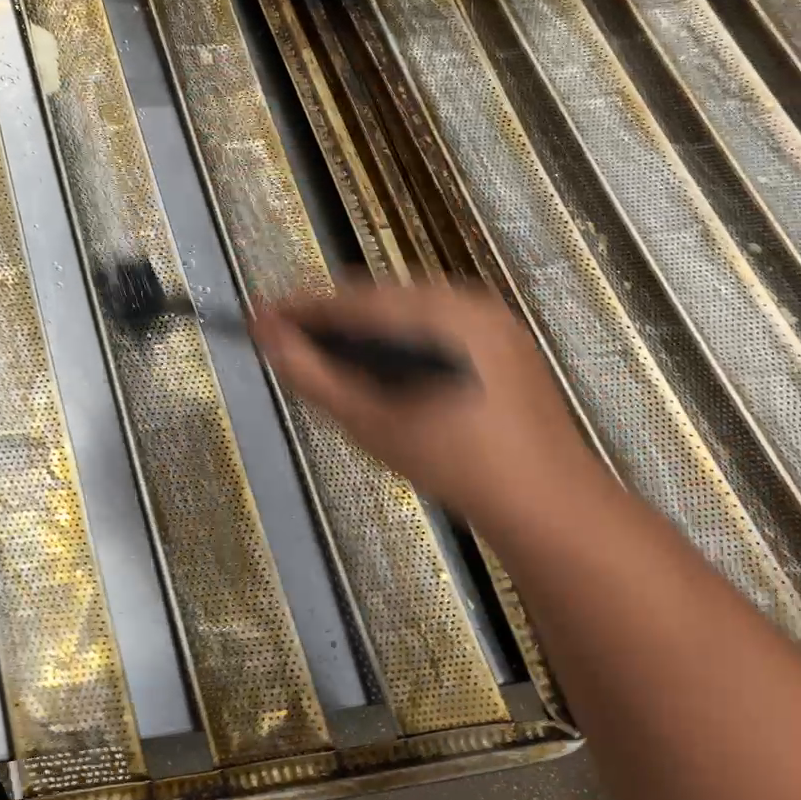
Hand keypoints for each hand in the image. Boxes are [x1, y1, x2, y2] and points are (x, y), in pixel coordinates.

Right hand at [252, 282, 602, 524]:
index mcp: (433, 315)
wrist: (546, 501)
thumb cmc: (450, 461)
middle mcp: (463, 302)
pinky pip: (428, 322)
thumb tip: (263, 332)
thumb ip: (308, 369)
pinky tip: (380, 371)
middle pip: (370, 298)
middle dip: (326, 320)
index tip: (254, 319)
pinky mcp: (500, 337)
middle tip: (287, 349)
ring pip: (397, 309)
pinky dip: (393, 337)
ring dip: (358, 330)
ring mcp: (488, 318)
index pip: (343, 299)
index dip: (292, 310)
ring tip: (329, 364)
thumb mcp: (365, 417)